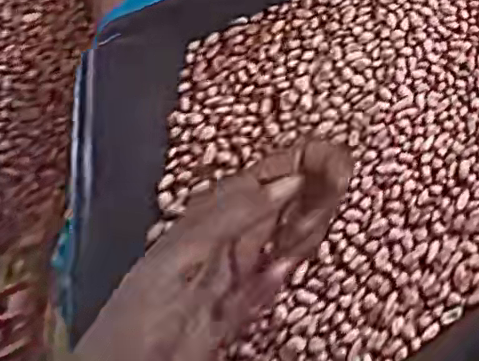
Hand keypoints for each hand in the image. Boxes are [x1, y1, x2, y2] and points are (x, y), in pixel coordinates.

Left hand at [73, 142, 352, 360]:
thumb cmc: (136, 317)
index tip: (341, 172)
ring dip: (305, 237)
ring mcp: (248, 258)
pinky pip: (287, 268)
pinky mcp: (251, 294)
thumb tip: (296, 177)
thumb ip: (237, 211)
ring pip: (302, 226)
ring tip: (284, 258)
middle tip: (308, 223)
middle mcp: (241, 224)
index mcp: (224, 204)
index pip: (286, 163)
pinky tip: (275, 279)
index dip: (318, 160)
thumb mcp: (183, 253)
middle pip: (303, 191)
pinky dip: (287, 271)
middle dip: (318, 201)